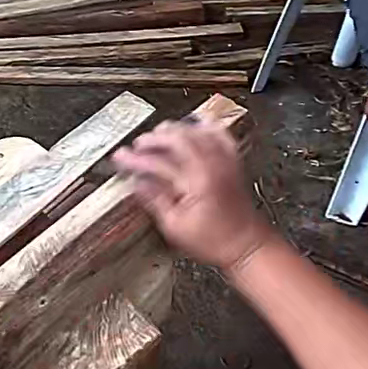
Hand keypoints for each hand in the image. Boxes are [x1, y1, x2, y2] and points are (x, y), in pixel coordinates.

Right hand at [112, 119, 274, 270]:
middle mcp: (212, 166)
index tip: (120, 157)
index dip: (136, 159)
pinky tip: (197, 124)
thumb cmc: (215, 241)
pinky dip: (207, 126)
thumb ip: (156, 200)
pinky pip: (221, 135)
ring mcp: (225, 162)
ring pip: (198, 132)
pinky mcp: (233, 163)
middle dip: (155, 139)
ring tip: (159, 133)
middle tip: (138, 145)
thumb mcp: (176, 227)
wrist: (247, 245)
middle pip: (179, 138)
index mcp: (196, 182)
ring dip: (176, 129)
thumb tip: (137, 183)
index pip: (159, 162)